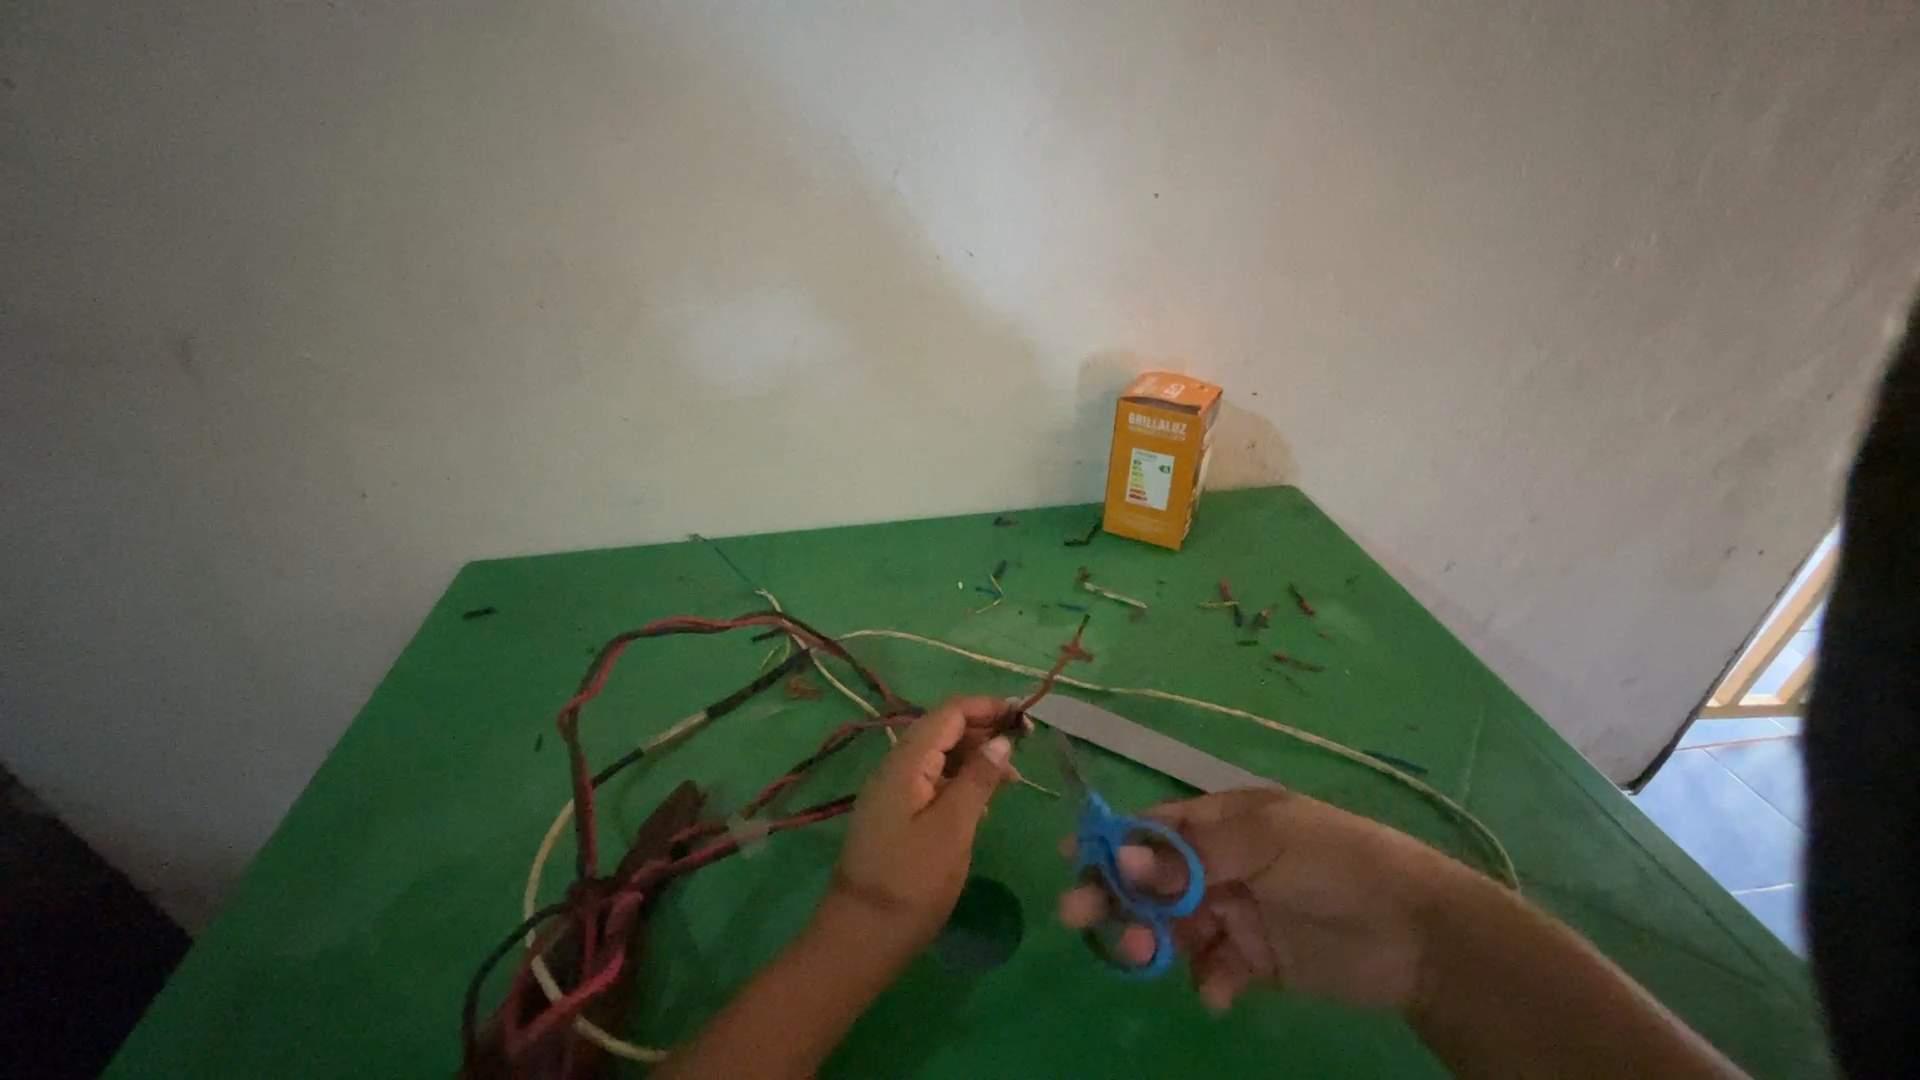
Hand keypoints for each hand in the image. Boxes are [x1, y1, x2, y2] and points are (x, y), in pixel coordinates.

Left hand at [823, 697, 1020, 951]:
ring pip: (938, 755)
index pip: (948, 713)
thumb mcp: (953, 828)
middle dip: (982, 730)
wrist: (862, 934)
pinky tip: (982, 800)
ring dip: (973, 757)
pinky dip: (959, 780)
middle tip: (1023, 748)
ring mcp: (893, 790)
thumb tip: (1001, 740)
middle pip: (942, 730)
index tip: (1023, 716)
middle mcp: (895, 767)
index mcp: (907, 762)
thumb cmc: (912, 880)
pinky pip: (931, 780)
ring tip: (1010, 778)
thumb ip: (977, 779)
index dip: (986, 707)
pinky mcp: (896, 813)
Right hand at [1058, 787, 1470, 1012]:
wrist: (1418, 932)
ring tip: (1148, 957)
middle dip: (1117, 894)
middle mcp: (1219, 865)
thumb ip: (1192, 856)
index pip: (1153, 827)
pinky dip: (1209, 979)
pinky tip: (1220, 991)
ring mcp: (1236, 912)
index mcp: (1220, 822)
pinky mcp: (1256, 959)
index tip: (1072, 856)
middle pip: (1152, 879)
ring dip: (1155, 939)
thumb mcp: (1264, 842)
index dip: (1112, 840)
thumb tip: (1123, 860)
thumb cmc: (1335, 861)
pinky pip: (1213, 967)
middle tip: (1079, 915)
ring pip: (1174, 925)